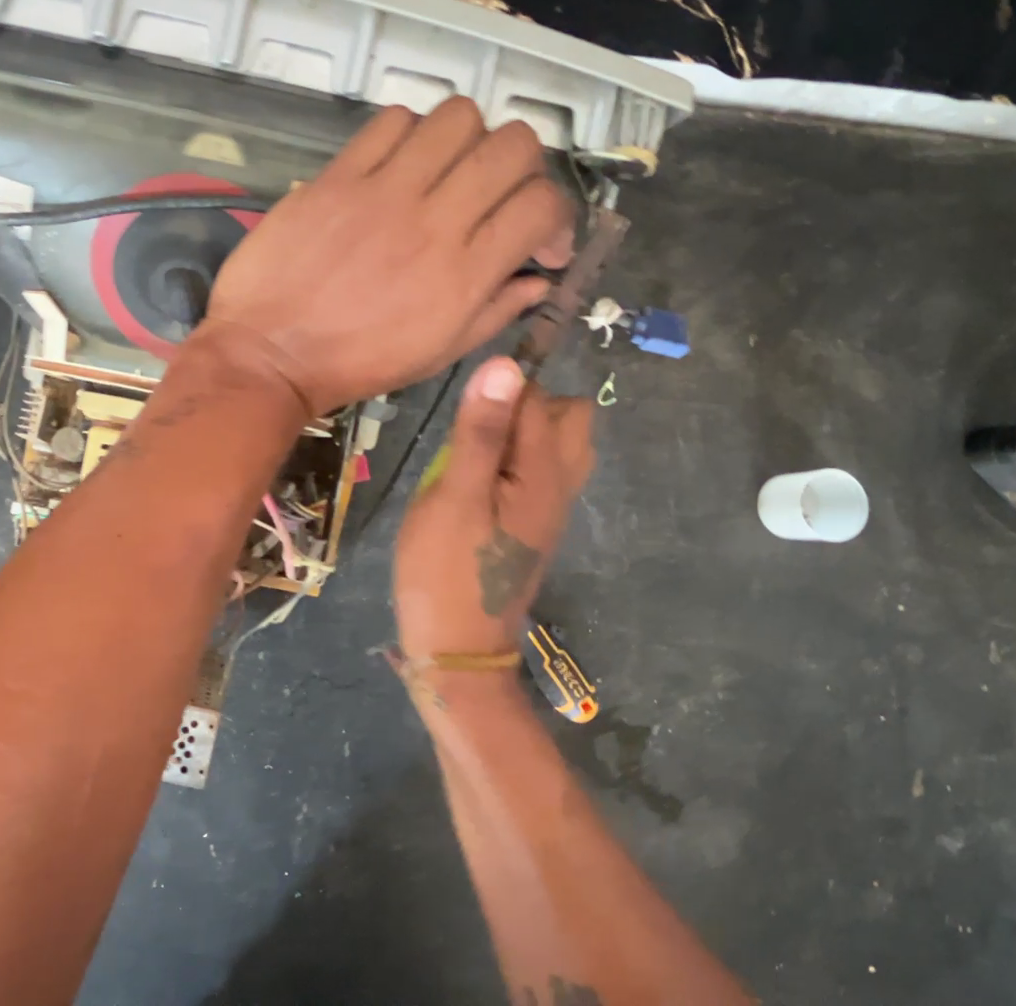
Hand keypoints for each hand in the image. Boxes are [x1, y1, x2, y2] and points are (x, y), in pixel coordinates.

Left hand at [197, 97, 573, 415]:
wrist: (268, 356)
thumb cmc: (354, 365)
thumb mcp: (436, 355)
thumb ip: (494, 312)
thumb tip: (538, 280)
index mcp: (464, 275)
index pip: (542, 205)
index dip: (555, 217)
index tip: (537, 240)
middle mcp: (434, 222)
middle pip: (513, 146)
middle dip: (521, 168)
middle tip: (495, 196)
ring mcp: (383, 193)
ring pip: (458, 117)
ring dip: (467, 140)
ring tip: (446, 172)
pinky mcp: (338, 177)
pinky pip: (391, 121)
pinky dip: (408, 134)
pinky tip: (398, 166)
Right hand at [393, 357, 595, 670]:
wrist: (457, 649)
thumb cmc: (447, 571)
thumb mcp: (454, 497)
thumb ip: (481, 432)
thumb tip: (507, 365)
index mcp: (545, 472)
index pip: (538, 398)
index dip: (498, 391)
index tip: (461, 417)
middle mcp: (561, 486)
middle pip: (569, 418)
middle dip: (525, 408)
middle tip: (473, 435)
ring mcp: (550, 511)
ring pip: (559, 448)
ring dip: (523, 436)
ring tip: (475, 456)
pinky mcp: (532, 530)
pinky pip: (541, 476)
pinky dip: (517, 465)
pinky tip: (478, 487)